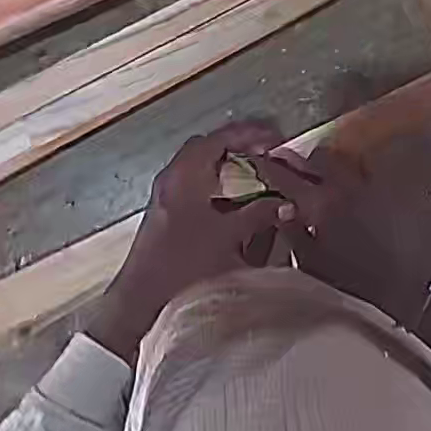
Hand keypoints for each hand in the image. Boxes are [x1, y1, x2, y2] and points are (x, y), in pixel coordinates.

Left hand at [88, 122, 293, 361]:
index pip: (219, 138)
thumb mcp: (227, 237)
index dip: (249, 134)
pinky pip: (196, 183)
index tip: (275, 138)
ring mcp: (167, 194)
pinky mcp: (167, 211)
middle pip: (208, 147)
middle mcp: (172, 178)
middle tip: (267, 151)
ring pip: (200, 166)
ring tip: (256, 171)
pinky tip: (235, 198)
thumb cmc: (183, 264)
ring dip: (227, 164)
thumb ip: (258, 215)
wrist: (143, 296)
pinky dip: (217, 182)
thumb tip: (287, 203)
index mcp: (184, 175)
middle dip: (239, 145)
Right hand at [251, 147, 430, 331]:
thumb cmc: (350, 281)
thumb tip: (280, 207)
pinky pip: (356, 171)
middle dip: (294, 158)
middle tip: (279, 160)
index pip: (285, 177)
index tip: (255, 160)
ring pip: (337, 160)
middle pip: (313, 158)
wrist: (402, 288)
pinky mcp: (381, 193)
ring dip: (319, 161)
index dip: (267, 166)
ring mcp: (364, 187)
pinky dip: (342, 171)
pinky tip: (336, 184)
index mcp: (318, 204)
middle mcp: (341, 187)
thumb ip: (292, 232)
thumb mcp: (311, 262)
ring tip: (308, 170)